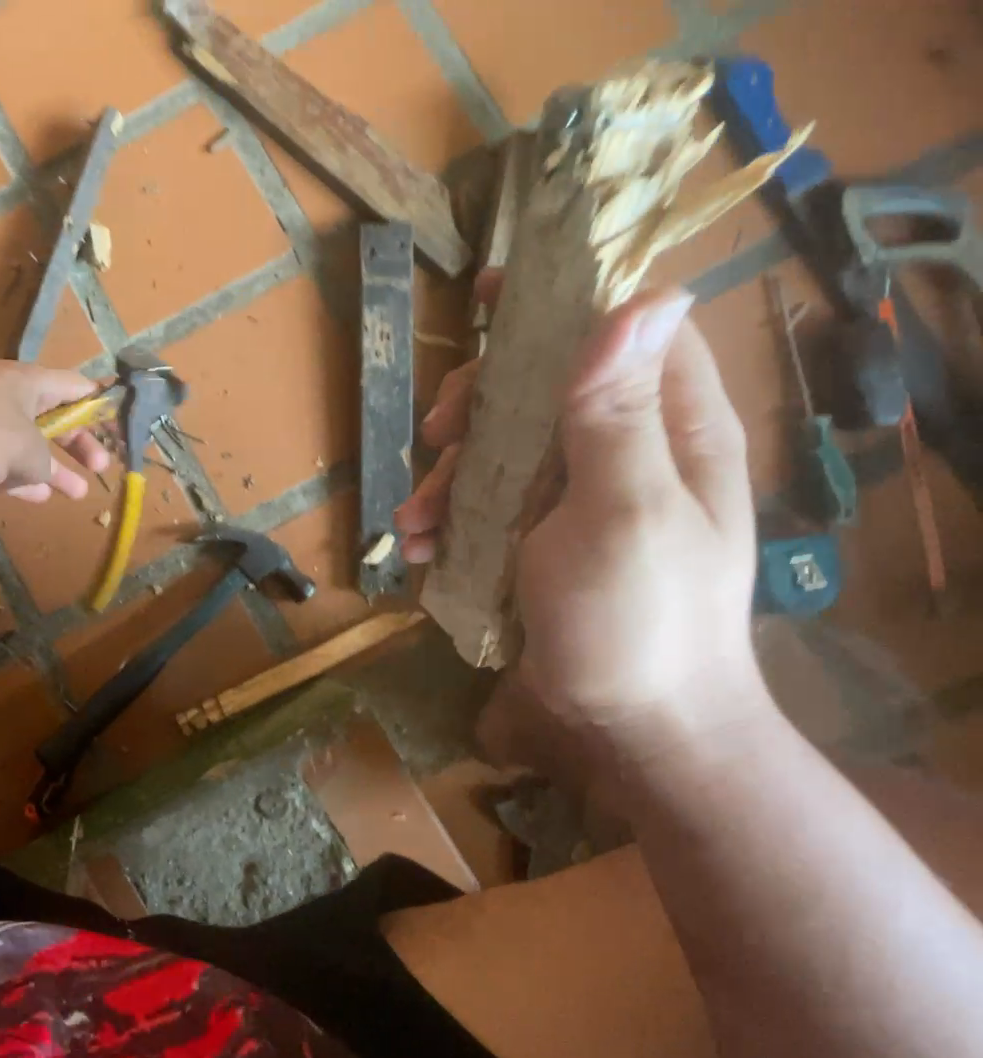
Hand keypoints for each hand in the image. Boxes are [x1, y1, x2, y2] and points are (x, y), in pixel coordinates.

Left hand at [0, 361, 112, 502]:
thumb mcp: (22, 448)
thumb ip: (45, 464)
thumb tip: (46, 475)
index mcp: (26, 382)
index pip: (76, 386)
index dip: (100, 406)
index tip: (120, 429)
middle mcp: (4, 399)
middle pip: (52, 419)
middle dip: (78, 444)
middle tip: (100, 467)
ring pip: (24, 447)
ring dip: (50, 469)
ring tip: (77, 492)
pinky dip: (18, 480)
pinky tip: (37, 497)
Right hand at [399, 286, 770, 798]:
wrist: (628, 731)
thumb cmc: (635, 620)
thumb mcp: (623, 513)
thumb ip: (616, 415)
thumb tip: (639, 298)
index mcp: (672, 430)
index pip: (630, 330)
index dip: (566, 303)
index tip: (492, 296)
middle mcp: (627, 451)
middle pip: (544, 385)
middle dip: (479, 404)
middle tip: (436, 435)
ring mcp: (577, 498)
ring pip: (501, 445)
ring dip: (447, 473)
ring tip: (416, 520)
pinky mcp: (536, 539)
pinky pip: (482, 502)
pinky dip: (445, 518)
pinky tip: (421, 547)